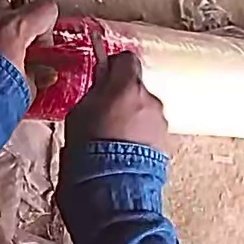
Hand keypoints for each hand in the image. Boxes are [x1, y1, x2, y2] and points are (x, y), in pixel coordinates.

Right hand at [67, 35, 167, 150]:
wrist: (110, 184)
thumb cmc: (90, 148)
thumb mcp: (79, 113)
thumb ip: (94, 93)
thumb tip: (101, 83)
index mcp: (126, 87)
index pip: (126, 59)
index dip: (114, 66)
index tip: (105, 75)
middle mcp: (149, 99)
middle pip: (136, 88)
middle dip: (122, 97)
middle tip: (104, 115)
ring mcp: (160, 121)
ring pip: (145, 111)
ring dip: (132, 119)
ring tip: (114, 139)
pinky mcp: (165, 142)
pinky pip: (151, 130)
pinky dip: (140, 136)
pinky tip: (124, 151)